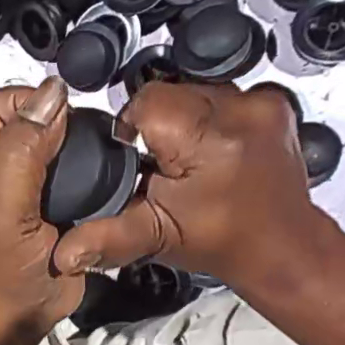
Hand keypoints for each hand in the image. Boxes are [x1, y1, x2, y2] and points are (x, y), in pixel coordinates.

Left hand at [0, 77, 84, 340]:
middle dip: (55, 121)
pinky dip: (87, 167)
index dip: (26, 102)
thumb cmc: (1, 273)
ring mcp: (25, 184)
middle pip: (26, 117)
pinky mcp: (54, 200)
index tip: (59, 121)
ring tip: (87, 163)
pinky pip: (74, 168)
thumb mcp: (3, 209)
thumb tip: (49, 97)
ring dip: (75, 145)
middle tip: (76, 147)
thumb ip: (20, 152)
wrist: (22, 317)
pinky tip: (94, 179)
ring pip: (53, 141)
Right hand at [52, 81, 326, 282]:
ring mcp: (262, 104)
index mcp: (207, 138)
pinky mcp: (273, 104)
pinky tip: (213, 151)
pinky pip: (224, 96)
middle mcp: (240, 110)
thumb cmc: (224, 241)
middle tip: (166, 166)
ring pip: (196, 90)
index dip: (132, 128)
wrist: (281, 247)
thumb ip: (105, 236)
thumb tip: (63, 253)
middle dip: (159, 125)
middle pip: (171, 92)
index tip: (139, 156)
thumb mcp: (155, 237)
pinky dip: (212, 119)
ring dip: (185, 120)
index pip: (146, 100)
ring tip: (191, 160)